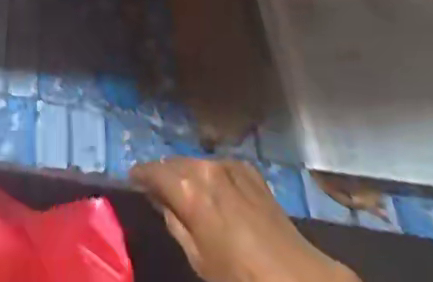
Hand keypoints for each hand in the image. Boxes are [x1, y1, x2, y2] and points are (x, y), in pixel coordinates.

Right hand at [131, 158, 360, 281]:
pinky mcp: (249, 171)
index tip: (133, 181)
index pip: (152, 171)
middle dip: (164, 175)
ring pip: (196, 162)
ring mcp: (229, 166)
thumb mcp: (198, 258)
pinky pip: (219, 166)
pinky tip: (215, 192)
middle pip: (173, 164)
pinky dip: (210, 174)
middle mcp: (205, 168)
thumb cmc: (241, 277)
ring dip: (187, 173)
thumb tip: (161, 201)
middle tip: (158, 191)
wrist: (298, 278)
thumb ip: (174, 222)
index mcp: (187, 189)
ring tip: (186, 192)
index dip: (140, 175)